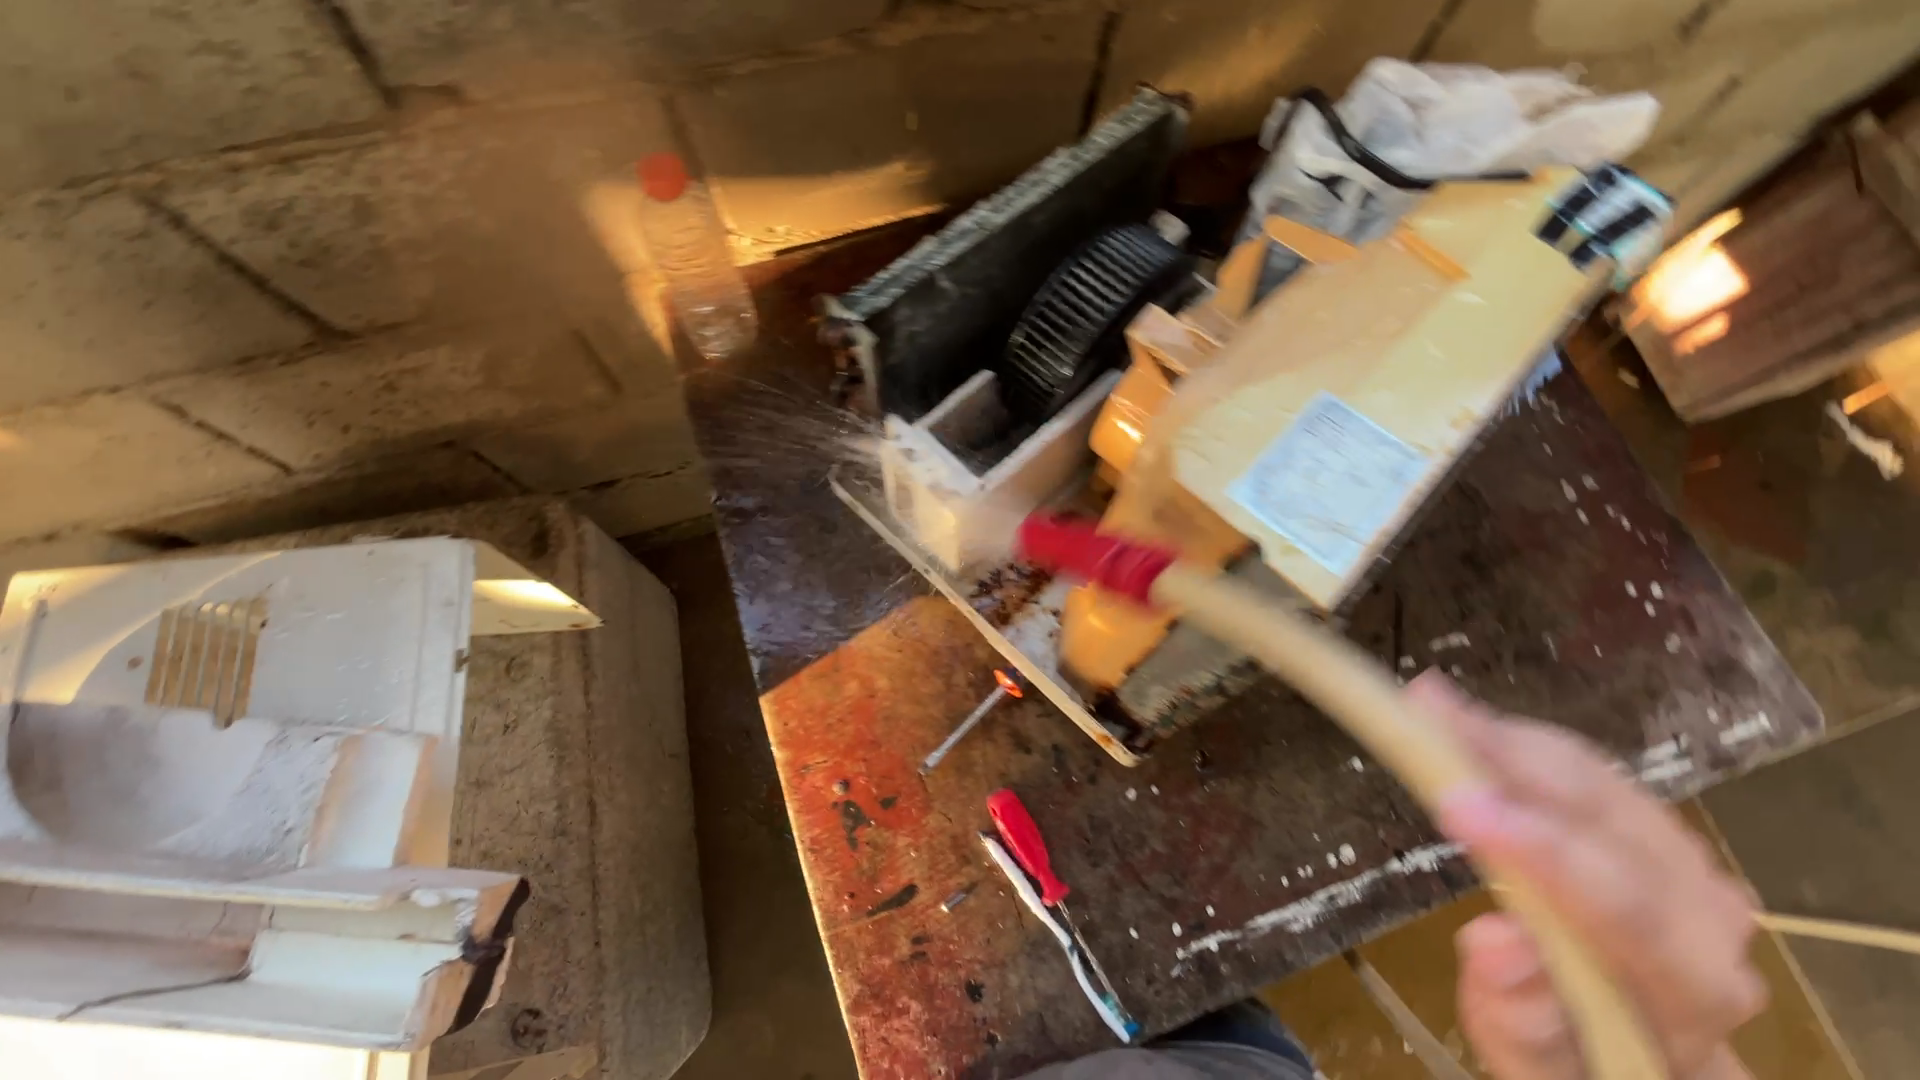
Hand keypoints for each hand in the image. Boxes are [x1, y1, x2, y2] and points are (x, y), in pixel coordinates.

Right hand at [1410, 671, 1764, 1079]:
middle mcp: (1705, 911)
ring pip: (1594, 778)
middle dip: (1510, 761)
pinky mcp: (1652, 824)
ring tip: (1431, 706)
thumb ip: (1518, 1017)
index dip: (1540, 850)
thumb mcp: (1534, 1066)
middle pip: (1607, 819)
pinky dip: (1518, 740)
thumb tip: (1495, 940)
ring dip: (1506, 738)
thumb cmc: (1576, 1057)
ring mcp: (1685, 858)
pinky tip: (1464, 721)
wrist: (1639, 1038)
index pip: (1622, 907)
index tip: (1458, 805)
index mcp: (1689, 986)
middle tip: (1424, 714)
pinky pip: (1586, 767)